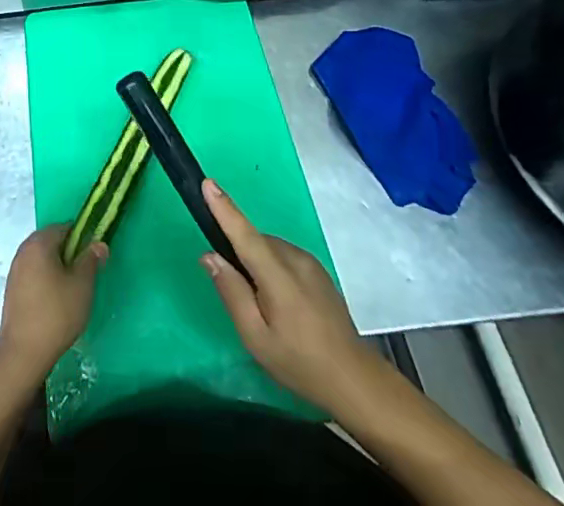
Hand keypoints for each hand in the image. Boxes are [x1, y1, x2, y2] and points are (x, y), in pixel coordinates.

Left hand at [0, 225, 104, 377]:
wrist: (24, 351)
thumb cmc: (57, 313)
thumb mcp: (82, 285)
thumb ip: (91, 260)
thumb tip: (98, 243)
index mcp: (38, 243)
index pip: (63, 227)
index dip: (82, 237)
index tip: (94, 256)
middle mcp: (22, 251)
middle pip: (50, 241)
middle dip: (69, 253)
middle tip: (85, 274)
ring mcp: (14, 269)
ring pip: (41, 258)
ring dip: (57, 267)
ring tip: (72, 290)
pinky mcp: (11, 288)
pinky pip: (33, 273)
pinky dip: (45, 279)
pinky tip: (55, 300)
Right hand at [200, 179, 379, 410]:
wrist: (355, 380)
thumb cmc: (299, 362)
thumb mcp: (255, 337)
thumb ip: (232, 292)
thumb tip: (209, 256)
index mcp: (279, 277)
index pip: (245, 234)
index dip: (225, 209)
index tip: (208, 183)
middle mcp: (296, 260)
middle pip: (255, 241)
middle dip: (237, 251)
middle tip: (232, 289)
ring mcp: (311, 264)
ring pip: (269, 248)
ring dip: (254, 261)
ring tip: (258, 303)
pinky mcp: (319, 271)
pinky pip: (282, 256)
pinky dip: (270, 266)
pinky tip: (275, 300)